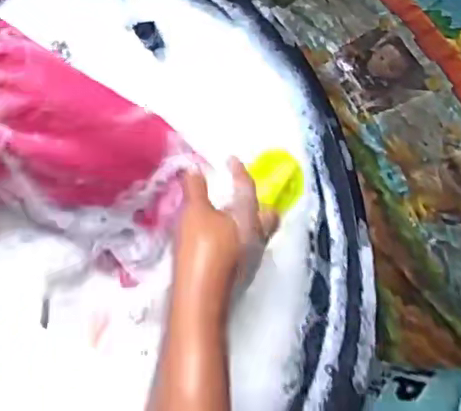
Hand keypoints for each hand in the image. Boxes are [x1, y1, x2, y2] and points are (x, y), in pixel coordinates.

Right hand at [171, 160, 277, 299]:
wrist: (200, 299)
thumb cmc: (201, 248)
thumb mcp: (193, 211)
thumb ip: (195, 187)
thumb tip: (194, 168)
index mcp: (249, 219)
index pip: (248, 189)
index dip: (239, 171)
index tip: (231, 159)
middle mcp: (257, 239)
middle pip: (267, 216)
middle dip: (257, 202)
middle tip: (238, 191)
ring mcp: (251, 260)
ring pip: (256, 233)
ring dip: (245, 219)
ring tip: (223, 211)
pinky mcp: (240, 274)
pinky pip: (244, 246)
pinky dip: (235, 234)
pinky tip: (217, 234)